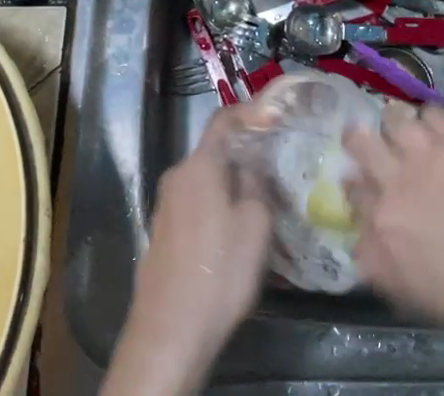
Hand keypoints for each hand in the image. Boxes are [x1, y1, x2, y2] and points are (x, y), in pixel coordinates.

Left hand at [105, 104, 273, 395]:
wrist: (170, 330)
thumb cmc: (220, 271)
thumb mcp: (255, 224)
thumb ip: (256, 182)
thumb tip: (253, 161)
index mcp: (199, 165)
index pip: (224, 120)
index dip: (252, 113)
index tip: (279, 118)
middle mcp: (177, 175)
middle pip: (216, 152)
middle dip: (247, 156)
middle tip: (279, 170)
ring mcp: (166, 204)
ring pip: (208, 180)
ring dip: (234, 185)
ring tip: (266, 204)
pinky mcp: (163, 230)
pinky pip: (198, 203)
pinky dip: (219, 207)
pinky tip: (238, 234)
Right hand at [344, 103, 443, 334]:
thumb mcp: (401, 288)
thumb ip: (374, 258)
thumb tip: (360, 239)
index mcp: (379, 221)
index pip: (352, 190)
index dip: (354, 182)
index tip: (358, 179)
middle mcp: (394, 183)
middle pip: (360, 142)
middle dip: (357, 138)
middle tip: (365, 138)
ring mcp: (425, 159)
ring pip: (394, 119)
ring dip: (394, 120)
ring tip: (400, 123)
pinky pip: (433, 114)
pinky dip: (430, 117)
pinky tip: (434, 126)